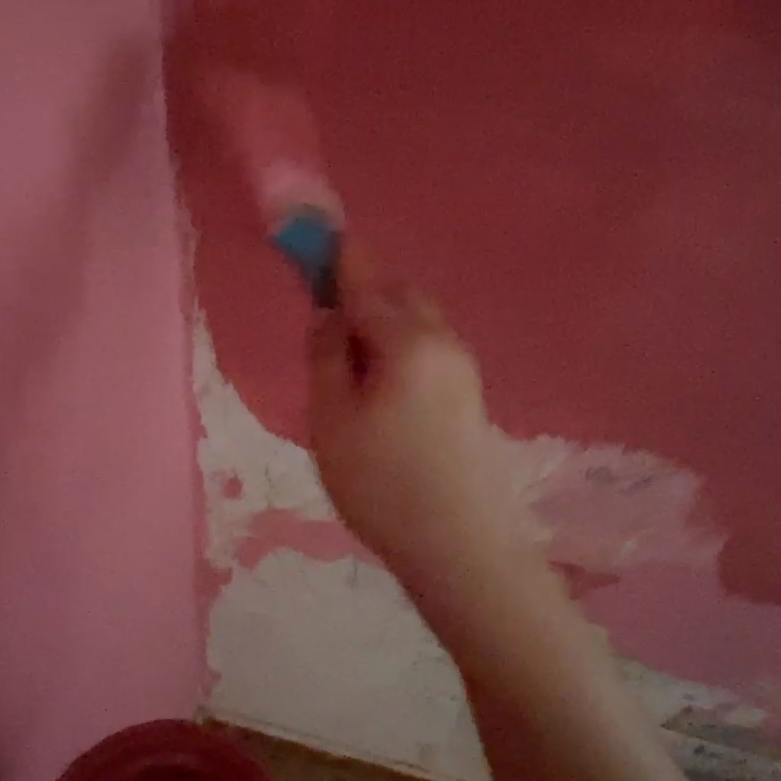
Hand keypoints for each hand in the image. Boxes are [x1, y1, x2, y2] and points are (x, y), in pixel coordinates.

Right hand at [307, 251, 529, 584]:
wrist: (461, 548)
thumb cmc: (382, 483)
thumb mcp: (332, 419)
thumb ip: (326, 356)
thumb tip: (329, 314)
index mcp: (407, 338)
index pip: (364, 277)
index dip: (334, 252)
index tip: (310, 232)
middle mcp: (442, 340)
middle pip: (398, 290)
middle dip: (361, 283)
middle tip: (324, 305)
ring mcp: (463, 367)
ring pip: (417, 317)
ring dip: (382, 313)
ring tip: (347, 348)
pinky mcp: (469, 393)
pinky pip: (427, 344)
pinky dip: (399, 339)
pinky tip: (379, 374)